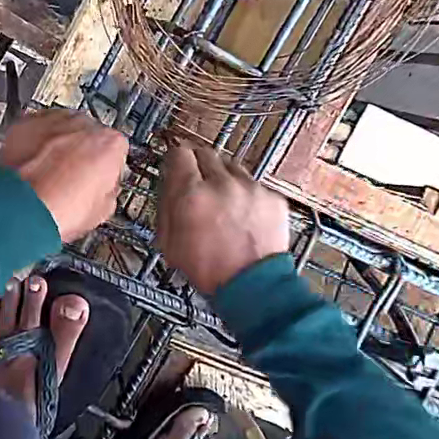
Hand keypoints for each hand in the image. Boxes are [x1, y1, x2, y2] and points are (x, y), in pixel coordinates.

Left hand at [0, 111, 127, 241]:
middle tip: (70, 175)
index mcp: (110, 143)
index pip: (116, 149)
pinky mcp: (26, 124)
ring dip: (57, 143)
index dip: (106, 167)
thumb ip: (108, 188)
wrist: (22, 207)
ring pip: (61, 127)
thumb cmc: (60, 209)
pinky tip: (32, 162)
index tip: (97, 178)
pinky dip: (34, 141)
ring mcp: (53, 121)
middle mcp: (83, 124)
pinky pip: (36, 129)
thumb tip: (103, 189)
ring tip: (48, 170)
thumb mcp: (102, 210)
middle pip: (87, 134)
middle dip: (80, 151)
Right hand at [157, 143, 289, 295]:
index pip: (179, 152)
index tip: (177, 165)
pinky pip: (253, 184)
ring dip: (223, 177)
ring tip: (222, 201)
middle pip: (205, 152)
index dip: (176, 159)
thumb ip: (166, 202)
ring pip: (231, 166)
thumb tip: (169, 180)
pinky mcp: (272, 197)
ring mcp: (250, 188)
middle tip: (198, 181)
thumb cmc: (208, 268)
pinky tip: (242, 214)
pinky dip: (246, 194)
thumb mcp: (168, 239)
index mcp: (191, 193)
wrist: (254, 286)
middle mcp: (222, 184)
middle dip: (198, 164)